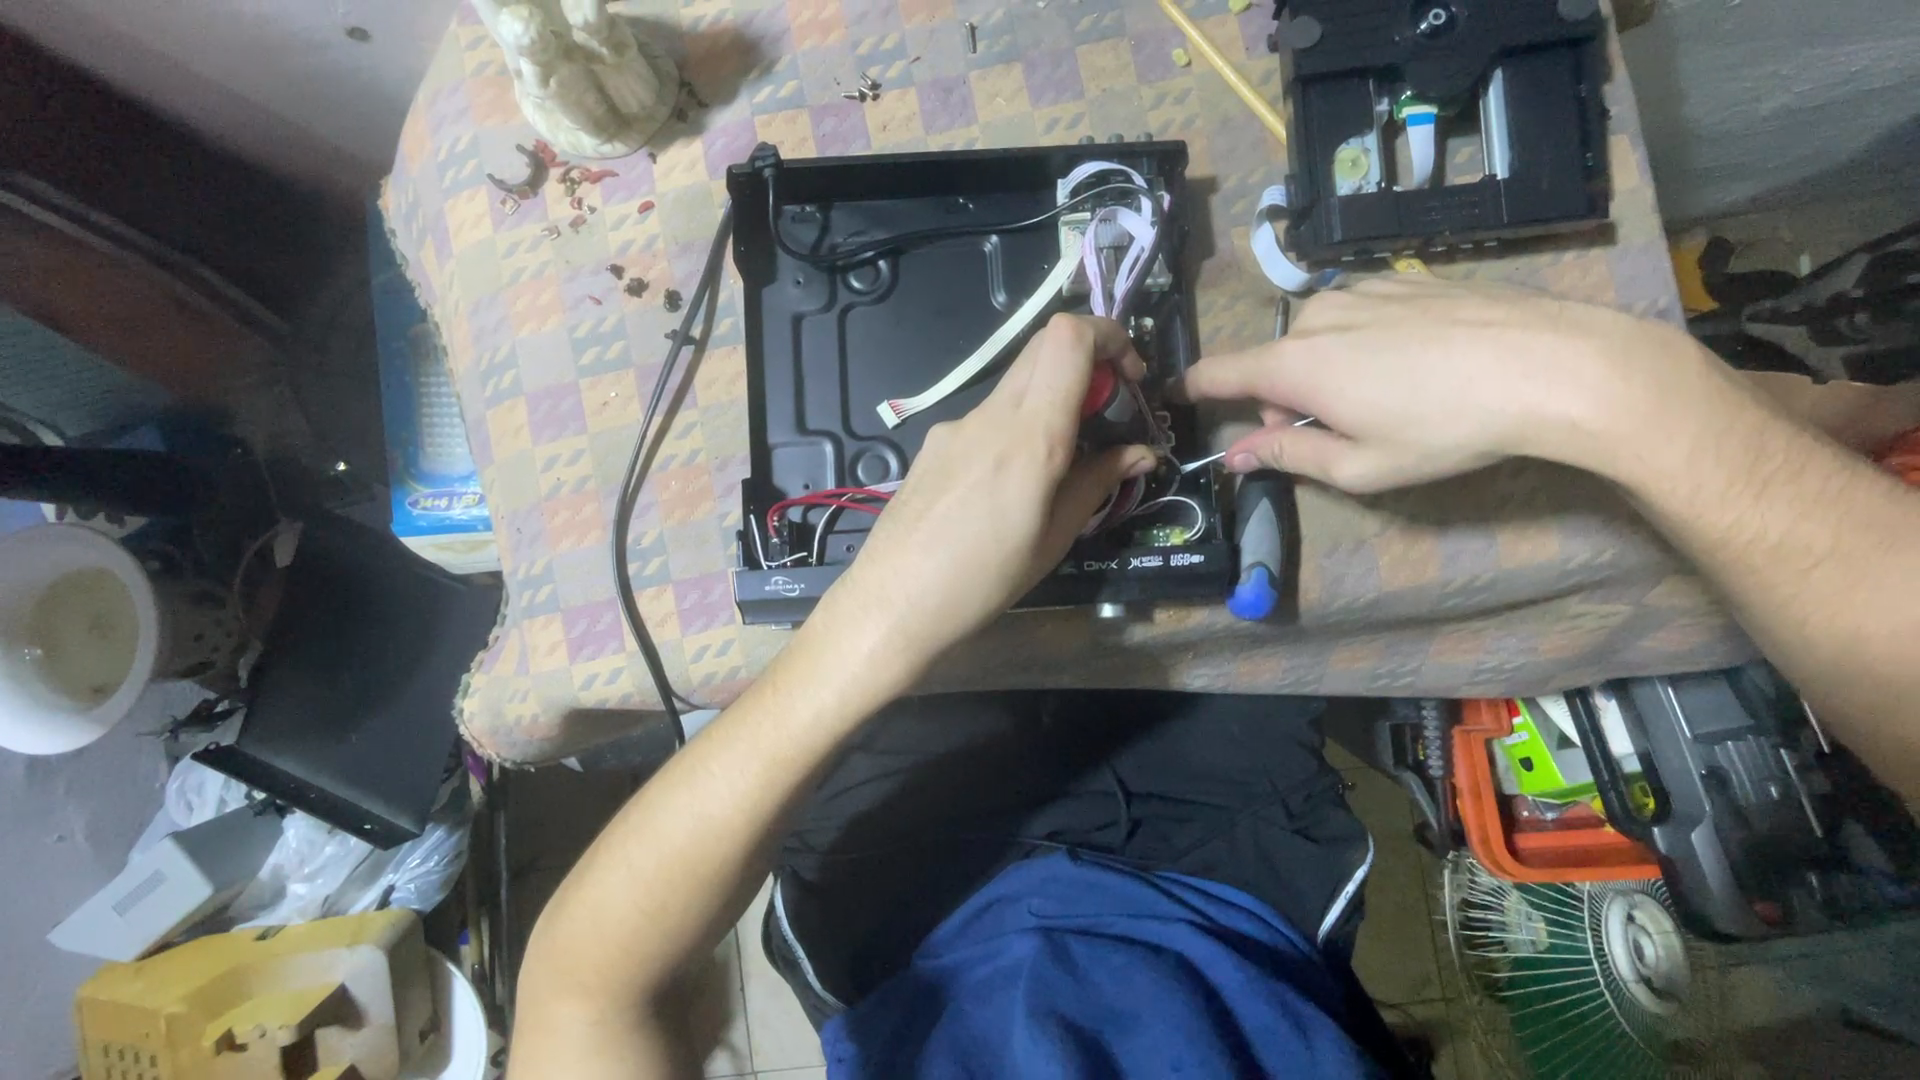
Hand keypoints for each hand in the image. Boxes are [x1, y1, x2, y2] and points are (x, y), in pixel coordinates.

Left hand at [808, 314, 1156, 671]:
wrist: (892, 604)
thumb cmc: (983, 581)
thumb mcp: (1054, 538)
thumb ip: (1098, 482)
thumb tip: (1140, 452)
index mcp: (1030, 437)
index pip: (1069, 337)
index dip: (1108, 337)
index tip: (1130, 378)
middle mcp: (990, 416)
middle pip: (1044, 347)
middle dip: (1087, 365)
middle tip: (1103, 418)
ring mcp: (954, 427)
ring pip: (1014, 387)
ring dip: (1049, 403)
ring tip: (1055, 469)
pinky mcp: (932, 445)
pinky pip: (985, 420)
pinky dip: (1013, 430)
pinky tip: (1003, 489)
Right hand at [1179, 276, 1720, 492]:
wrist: (1558, 366)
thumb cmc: (1445, 429)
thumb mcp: (1358, 465)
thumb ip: (1285, 455)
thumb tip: (1235, 455)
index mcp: (1294, 364)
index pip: (1217, 373)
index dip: (1193, 389)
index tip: (1177, 397)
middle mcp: (1315, 315)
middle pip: (1273, 362)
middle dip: (1286, 398)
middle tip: (1335, 433)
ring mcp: (1362, 289)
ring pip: (1315, 337)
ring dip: (1324, 370)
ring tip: (1384, 399)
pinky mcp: (1405, 278)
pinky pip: (1356, 314)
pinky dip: (1360, 343)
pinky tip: (1415, 364)